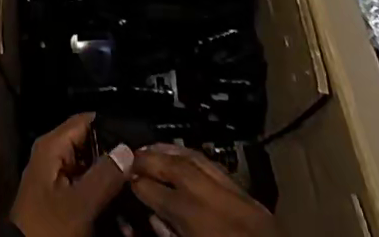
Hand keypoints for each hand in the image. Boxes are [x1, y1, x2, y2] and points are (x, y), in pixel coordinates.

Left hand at [7, 112, 132, 236]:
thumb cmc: (49, 227)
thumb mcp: (78, 204)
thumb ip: (103, 176)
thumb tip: (127, 148)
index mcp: (52, 146)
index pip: (86, 121)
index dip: (112, 126)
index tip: (139, 139)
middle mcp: (54, 154)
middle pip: (90, 143)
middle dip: (115, 154)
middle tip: (143, 165)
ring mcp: (58, 176)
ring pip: (91, 166)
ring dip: (111, 175)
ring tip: (138, 182)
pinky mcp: (62, 196)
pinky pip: (87, 185)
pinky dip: (103, 190)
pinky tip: (123, 201)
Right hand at [128, 145, 279, 236]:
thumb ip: (171, 235)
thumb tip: (154, 215)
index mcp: (198, 222)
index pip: (158, 193)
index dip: (137, 183)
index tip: (124, 177)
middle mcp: (218, 203)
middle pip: (178, 168)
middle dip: (150, 159)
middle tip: (130, 157)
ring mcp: (239, 198)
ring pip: (198, 160)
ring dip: (170, 151)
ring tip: (150, 150)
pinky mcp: (254, 201)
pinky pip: (218, 168)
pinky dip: (195, 158)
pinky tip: (182, 157)